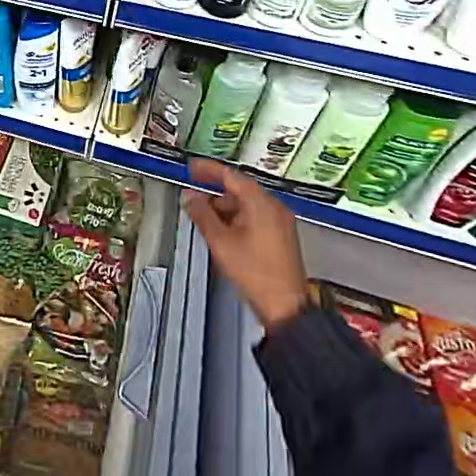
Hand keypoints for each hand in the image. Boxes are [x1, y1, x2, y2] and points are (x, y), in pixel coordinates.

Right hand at [183, 158, 308, 330]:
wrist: (285, 307)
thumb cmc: (259, 276)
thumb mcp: (221, 242)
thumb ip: (202, 215)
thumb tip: (190, 198)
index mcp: (261, 203)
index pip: (230, 175)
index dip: (208, 170)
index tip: (194, 167)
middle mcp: (274, 207)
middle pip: (239, 190)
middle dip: (215, 195)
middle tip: (195, 199)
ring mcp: (280, 222)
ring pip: (247, 205)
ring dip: (225, 210)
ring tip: (206, 221)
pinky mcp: (281, 236)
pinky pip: (256, 218)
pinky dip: (238, 220)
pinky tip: (225, 234)